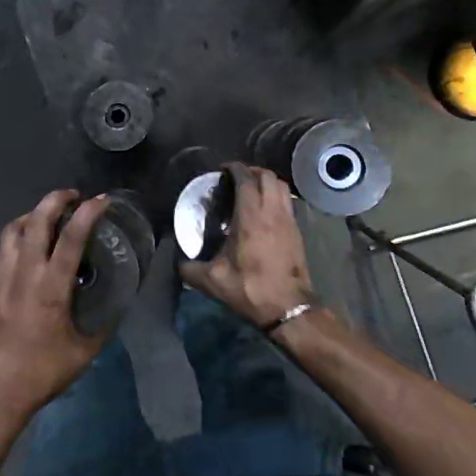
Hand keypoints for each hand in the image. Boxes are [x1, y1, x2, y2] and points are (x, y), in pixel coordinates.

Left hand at [0, 190, 111, 426]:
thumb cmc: (41, 374)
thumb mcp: (84, 352)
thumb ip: (103, 324)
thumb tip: (119, 306)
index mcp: (50, 289)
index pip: (70, 239)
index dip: (88, 213)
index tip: (101, 200)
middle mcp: (23, 275)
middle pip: (35, 222)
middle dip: (55, 199)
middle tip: (74, 195)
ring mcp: (1, 280)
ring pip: (13, 231)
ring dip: (33, 215)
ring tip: (50, 216)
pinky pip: (4, 251)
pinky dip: (20, 237)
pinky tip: (32, 250)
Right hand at [180, 165, 312, 327]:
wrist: (289, 307)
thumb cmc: (250, 289)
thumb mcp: (213, 281)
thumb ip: (190, 269)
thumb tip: (178, 263)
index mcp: (250, 217)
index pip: (246, 179)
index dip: (235, 168)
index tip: (223, 169)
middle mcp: (272, 212)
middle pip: (268, 175)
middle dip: (252, 170)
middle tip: (237, 177)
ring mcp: (288, 220)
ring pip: (281, 186)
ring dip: (267, 181)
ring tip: (252, 189)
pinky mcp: (297, 231)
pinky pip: (288, 201)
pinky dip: (276, 196)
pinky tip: (265, 210)